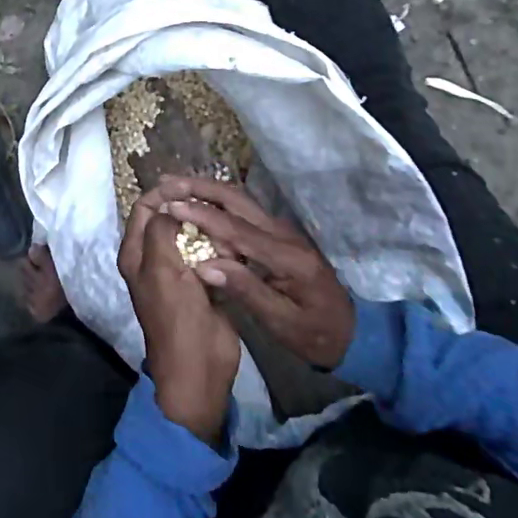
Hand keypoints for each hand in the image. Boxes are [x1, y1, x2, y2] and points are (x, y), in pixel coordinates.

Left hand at [118, 194, 241, 441]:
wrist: (198, 366)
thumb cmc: (175, 316)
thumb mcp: (161, 268)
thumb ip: (161, 231)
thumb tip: (170, 206)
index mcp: (136, 254)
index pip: (144, 210)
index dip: (162, 194)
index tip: (188, 183)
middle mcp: (153, 259)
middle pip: (169, 220)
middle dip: (189, 208)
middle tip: (214, 198)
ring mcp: (179, 272)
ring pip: (192, 237)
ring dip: (207, 228)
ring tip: (227, 215)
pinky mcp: (203, 284)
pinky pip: (209, 256)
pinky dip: (220, 247)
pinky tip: (236, 238)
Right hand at [153, 176, 357, 369]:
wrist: (352, 332)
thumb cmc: (315, 334)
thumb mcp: (282, 323)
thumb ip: (245, 291)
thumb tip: (203, 267)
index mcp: (287, 257)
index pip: (237, 229)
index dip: (202, 215)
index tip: (170, 206)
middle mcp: (284, 235)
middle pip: (237, 201)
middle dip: (200, 188)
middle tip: (165, 184)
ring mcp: (282, 232)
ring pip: (240, 200)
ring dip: (206, 189)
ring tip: (174, 186)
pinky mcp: (277, 235)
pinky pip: (242, 211)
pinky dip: (216, 202)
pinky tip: (197, 203)